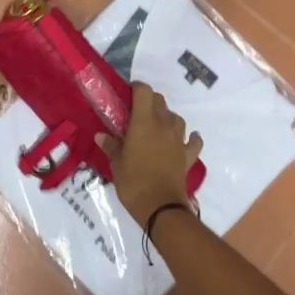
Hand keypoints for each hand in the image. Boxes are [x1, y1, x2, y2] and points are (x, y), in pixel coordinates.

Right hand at [99, 82, 202, 223]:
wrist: (161, 207)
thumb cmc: (134, 182)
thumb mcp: (116, 164)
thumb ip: (111, 146)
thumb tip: (101, 135)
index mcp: (144, 123)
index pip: (144, 92)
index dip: (137, 88)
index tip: (128, 92)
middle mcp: (164, 126)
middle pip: (160, 102)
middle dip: (149, 101)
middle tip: (137, 111)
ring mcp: (179, 140)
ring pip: (177, 118)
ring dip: (167, 117)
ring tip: (158, 124)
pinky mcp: (188, 156)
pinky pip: (194, 141)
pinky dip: (192, 137)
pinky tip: (189, 138)